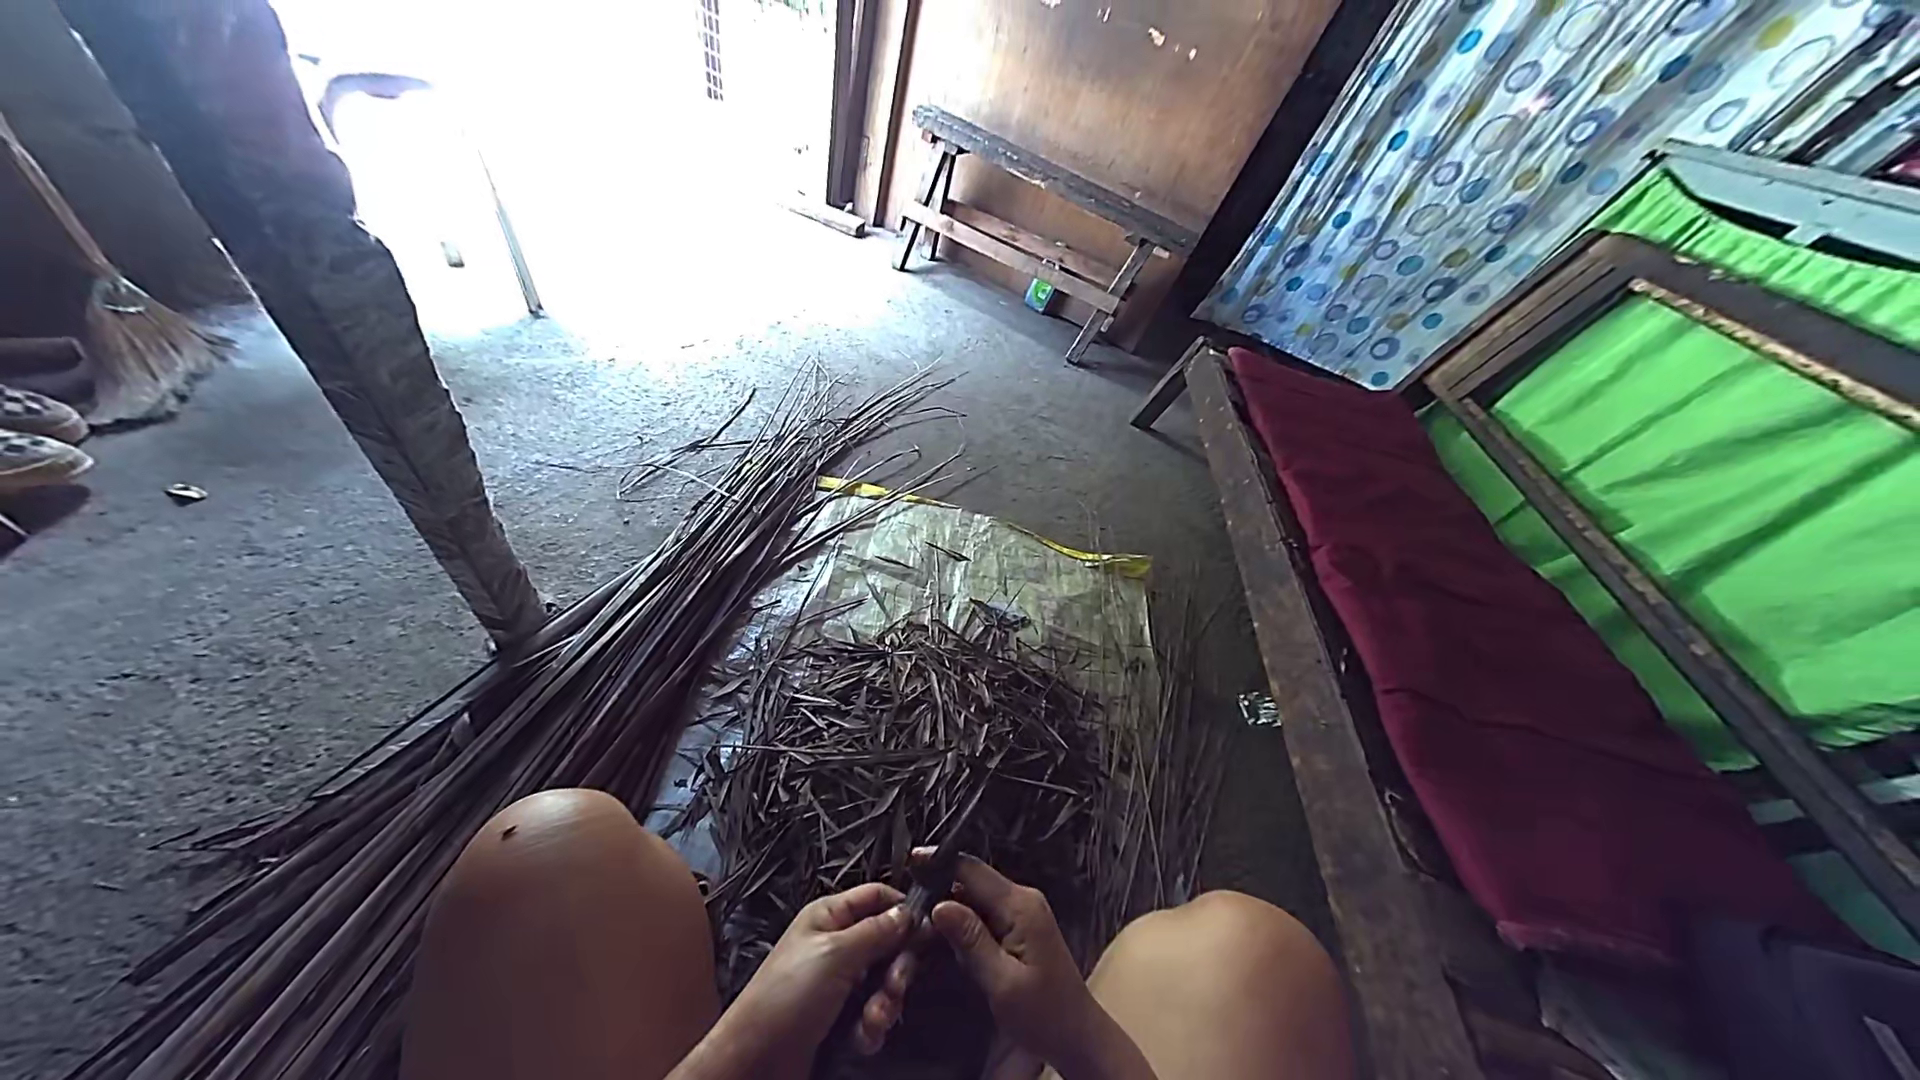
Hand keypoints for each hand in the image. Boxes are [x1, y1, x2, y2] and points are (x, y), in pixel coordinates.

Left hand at [671, 882, 911, 1079]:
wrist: (753, 1066)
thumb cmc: (788, 997)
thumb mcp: (835, 954)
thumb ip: (877, 931)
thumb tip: (909, 912)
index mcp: (831, 915)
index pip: (878, 896)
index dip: (903, 910)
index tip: (926, 932)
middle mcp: (839, 943)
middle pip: (889, 941)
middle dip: (898, 967)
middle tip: (895, 986)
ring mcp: (841, 981)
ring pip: (885, 980)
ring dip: (886, 1002)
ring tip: (872, 1020)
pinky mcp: (842, 1017)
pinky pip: (873, 1012)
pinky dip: (873, 1026)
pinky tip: (862, 1038)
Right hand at [929, 855, 1154, 1079]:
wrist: (1078, 1037)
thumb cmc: (1043, 1015)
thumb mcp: (1001, 983)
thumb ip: (971, 941)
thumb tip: (939, 905)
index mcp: (1020, 905)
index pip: (972, 870)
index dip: (939, 863)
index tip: (910, 862)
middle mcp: (1022, 898)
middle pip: (972, 879)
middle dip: (941, 886)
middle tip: (908, 900)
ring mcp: (1023, 910)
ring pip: (976, 895)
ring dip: (951, 905)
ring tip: (920, 918)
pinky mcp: (1020, 925)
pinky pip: (986, 911)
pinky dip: (965, 919)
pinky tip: (946, 934)